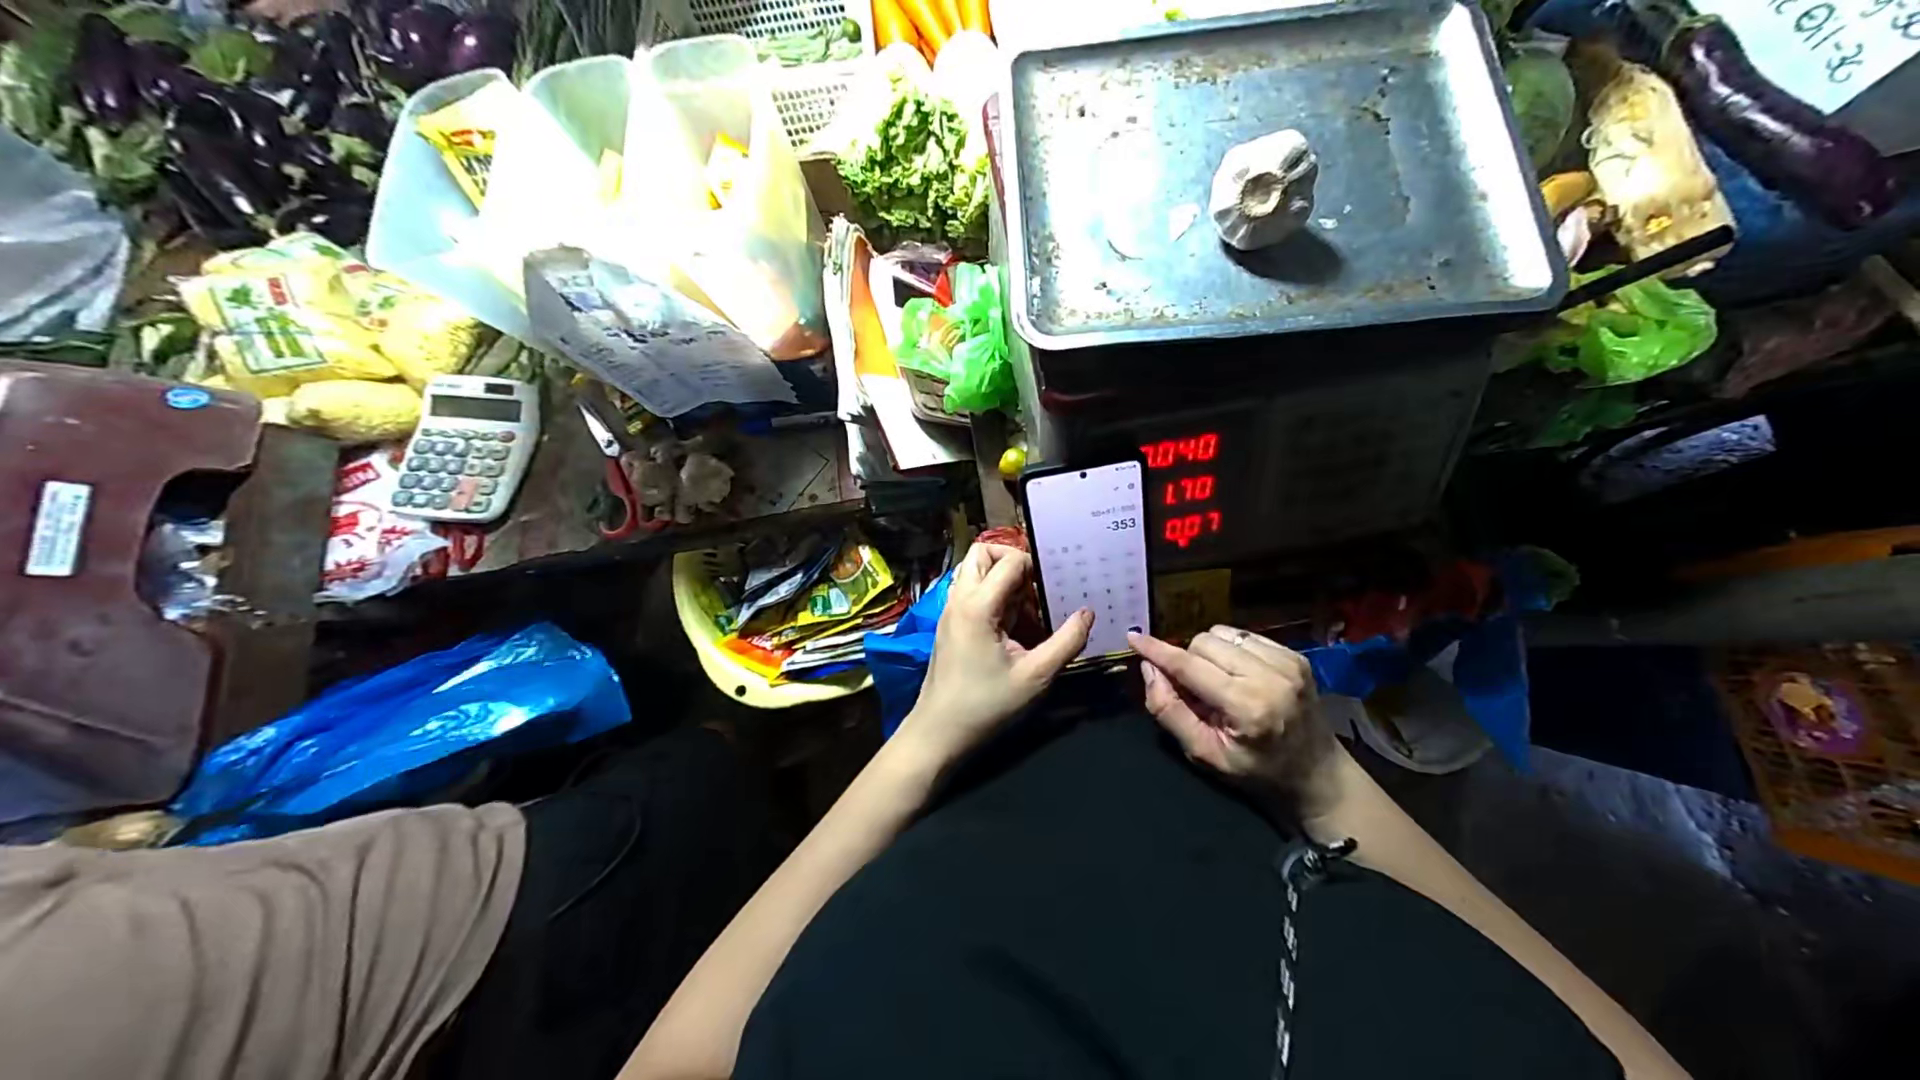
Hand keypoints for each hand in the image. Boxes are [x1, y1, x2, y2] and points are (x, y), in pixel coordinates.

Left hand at [895, 543, 1092, 769]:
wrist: (939, 731)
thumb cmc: (986, 705)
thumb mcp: (1036, 676)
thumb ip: (1067, 641)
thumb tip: (1087, 613)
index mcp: (977, 606)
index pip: (1009, 561)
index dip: (1036, 567)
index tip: (1056, 586)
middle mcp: (959, 599)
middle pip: (983, 553)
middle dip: (1013, 562)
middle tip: (1037, 589)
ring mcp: (951, 611)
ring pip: (975, 572)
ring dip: (1002, 579)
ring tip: (1028, 609)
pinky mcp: (950, 624)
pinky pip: (972, 592)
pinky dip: (993, 596)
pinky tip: (1014, 626)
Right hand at [1128, 625, 1338, 811]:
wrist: (1318, 775)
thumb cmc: (1256, 771)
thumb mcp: (1204, 753)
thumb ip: (1169, 710)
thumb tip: (1149, 669)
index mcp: (1247, 706)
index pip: (1190, 666)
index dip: (1157, 650)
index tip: (1134, 638)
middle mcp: (1271, 676)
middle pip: (1203, 643)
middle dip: (1188, 661)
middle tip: (1194, 690)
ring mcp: (1288, 662)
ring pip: (1222, 634)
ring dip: (1209, 653)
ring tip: (1218, 682)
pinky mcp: (1295, 655)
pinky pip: (1244, 635)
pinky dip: (1231, 651)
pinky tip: (1239, 675)